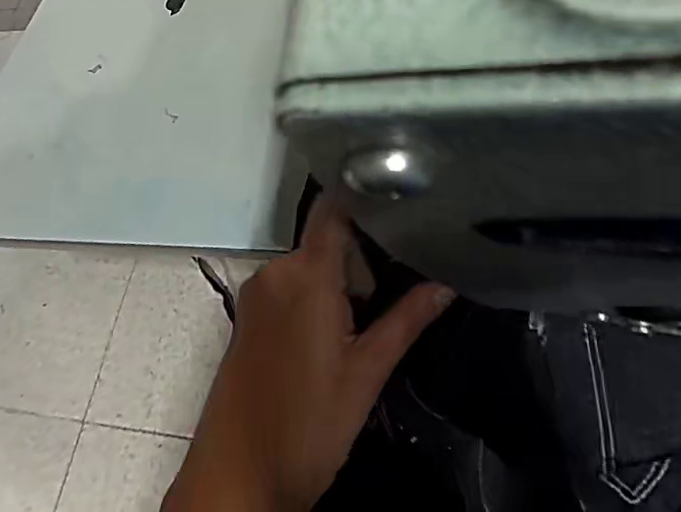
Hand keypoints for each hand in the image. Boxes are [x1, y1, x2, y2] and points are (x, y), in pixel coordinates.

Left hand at [162, 199, 454, 511]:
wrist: (234, 485)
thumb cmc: (303, 429)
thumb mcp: (367, 374)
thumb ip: (408, 320)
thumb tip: (446, 285)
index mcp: (305, 275)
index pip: (336, 209)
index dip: (366, 197)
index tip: (401, 198)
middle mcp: (276, 273)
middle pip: (330, 239)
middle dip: (362, 261)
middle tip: (385, 300)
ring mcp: (258, 295)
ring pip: (312, 264)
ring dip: (341, 283)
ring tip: (360, 327)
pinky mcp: (249, 317)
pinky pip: (292, 285)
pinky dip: (317, 298)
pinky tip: (330, 340)